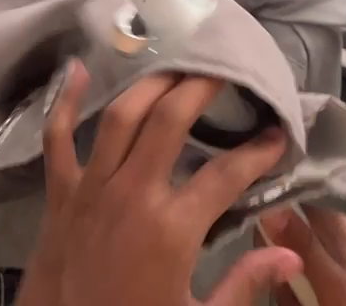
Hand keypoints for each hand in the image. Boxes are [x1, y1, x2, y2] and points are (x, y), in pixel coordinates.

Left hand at [15, 61, 300, 305]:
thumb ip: (243, 286)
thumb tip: (287, 254)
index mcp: (172, 230)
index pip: (226, 176)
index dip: (257, 153)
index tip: (277, 134)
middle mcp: (131, 194)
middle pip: (168, 121)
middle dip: (198, 87)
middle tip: (221, 67)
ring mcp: (91, 187)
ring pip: (120, 117)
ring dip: (147, 84)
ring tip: (172, 61)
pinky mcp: (59, 191)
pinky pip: (58, 137)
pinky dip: (65, 101)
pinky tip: (79, 69)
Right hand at [257, 206, 345, 305]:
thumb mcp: (332, 279)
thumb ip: (301, 242)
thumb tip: (267, 204)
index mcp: (331, 220)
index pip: (284, 205)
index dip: (267, 224)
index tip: (258, 248)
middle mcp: (334, 228)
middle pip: (289, 233)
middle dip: (279, 259)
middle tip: (281, 284)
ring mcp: (340, 251)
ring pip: (298, 257)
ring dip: (290, 280)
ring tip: (297, 298)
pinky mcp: (344, 271)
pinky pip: (311, 274)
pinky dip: (305, 291)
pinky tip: (308, 302)